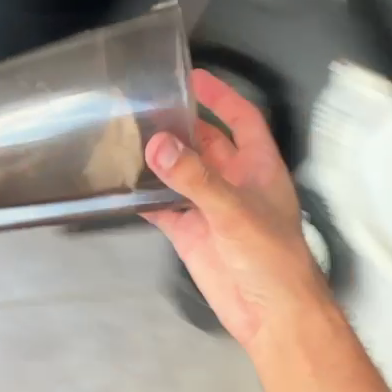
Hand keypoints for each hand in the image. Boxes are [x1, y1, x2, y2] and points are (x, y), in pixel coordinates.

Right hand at [144, 70, 325, 351]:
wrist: (271, 314)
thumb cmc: (270, 257)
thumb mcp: (234, 211)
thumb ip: (195, 178)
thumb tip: (157, 146)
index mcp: (258, 167)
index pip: (242, 120)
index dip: (221, 97)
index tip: (193, 77)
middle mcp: (234, 182)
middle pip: (205, 144)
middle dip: (181, 126)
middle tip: (144, 107)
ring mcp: (210, 209)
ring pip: (180, 175)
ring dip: (158, 161)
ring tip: (125, 139)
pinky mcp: (191, 235)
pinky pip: (163, 209)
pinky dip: (144, 199)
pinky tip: (121, 187)